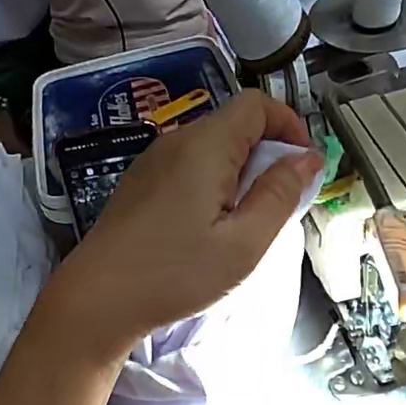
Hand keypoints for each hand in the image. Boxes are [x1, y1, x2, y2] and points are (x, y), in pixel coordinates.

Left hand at [41, 91, 322, 359]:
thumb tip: (308, 159)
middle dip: (268, 154)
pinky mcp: (141, 182)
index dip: (289, 125)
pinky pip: (190, 165)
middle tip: (278, 203)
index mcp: (205, 146)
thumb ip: (280, 195)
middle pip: (235, 124)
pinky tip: (210, 225)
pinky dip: (215, 182)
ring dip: (242, 172)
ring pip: (213, 147)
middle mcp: (176, 141)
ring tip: (245, 221)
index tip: (304, 166)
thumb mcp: (244, 243)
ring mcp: (154, 161)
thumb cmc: (175, 274)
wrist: (98, 300)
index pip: (257, 104)